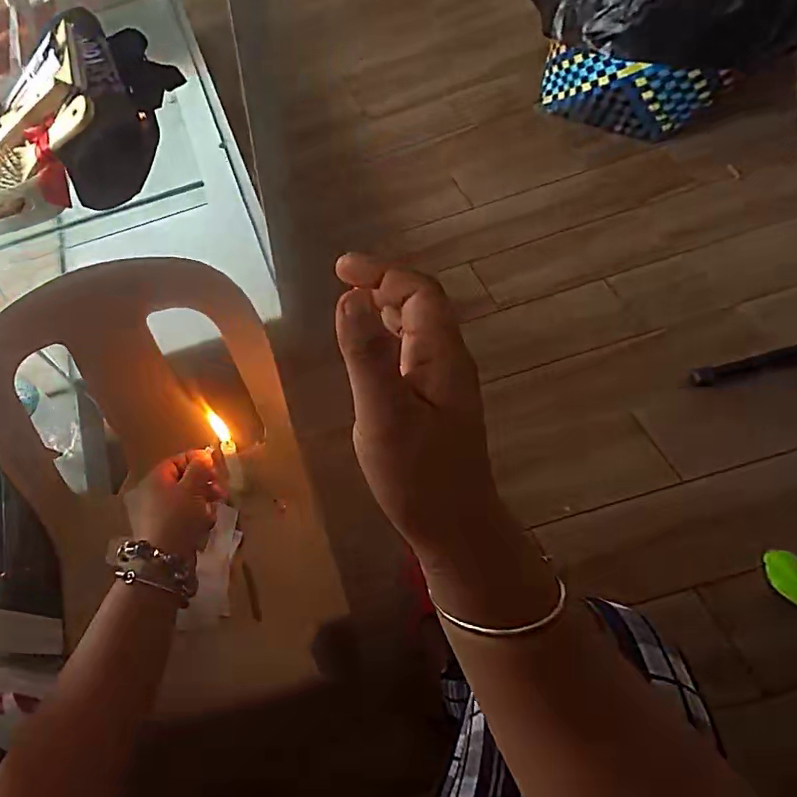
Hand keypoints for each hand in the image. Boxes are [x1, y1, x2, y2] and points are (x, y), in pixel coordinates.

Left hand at [125, 450, 220, 561]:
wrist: (164, 560)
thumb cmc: (178, 518)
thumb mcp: (192, 488)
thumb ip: (199, 468)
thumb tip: (203, 455)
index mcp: (155, 478)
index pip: (178, 460)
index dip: (198, 462)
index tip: (216, 471)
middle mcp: (151, 493)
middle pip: (183, 480)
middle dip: (204, 485)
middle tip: (221, 494)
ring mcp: (155, 513)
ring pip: (185, 500)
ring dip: (203, 503)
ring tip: (212, 514)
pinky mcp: (162, 531)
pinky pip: (182, 517)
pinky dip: (194, 519)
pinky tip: (204, 527)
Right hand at [333, 252, 495, 556]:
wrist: (455, 529)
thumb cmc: (418, 474)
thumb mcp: (384, 414)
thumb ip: (366, 356)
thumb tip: (350, 298)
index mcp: (441, 356)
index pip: (419, 294)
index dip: (383, 272)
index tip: (342, 267)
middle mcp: (448, 362)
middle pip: (422, 306)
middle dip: (384, 284)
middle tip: (343, 281)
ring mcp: (444, 385)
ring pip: (418, 330)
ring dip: (386, 309)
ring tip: (351, 306)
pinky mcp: (435, 405)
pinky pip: (411, 354)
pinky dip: (387, 337)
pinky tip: (367, 354)